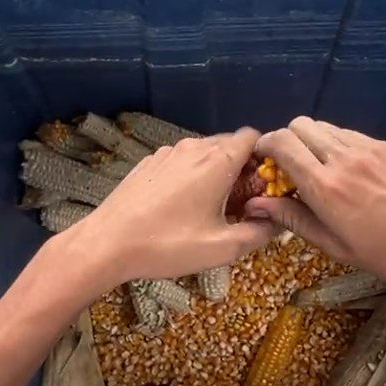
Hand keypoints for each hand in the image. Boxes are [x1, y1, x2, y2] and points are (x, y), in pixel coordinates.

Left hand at [63, 127, 275, 287]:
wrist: (107, 243)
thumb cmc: (169, 244)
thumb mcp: (223, 248)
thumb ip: (259, 232)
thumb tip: (278, 222)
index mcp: (218, 160)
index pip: (253, 137)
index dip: (265, 158)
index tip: (266, 186)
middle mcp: (193, 147)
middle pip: (230, 146)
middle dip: (243, 170)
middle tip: (242, 205)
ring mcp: (167, 153)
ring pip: (204, 154)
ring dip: (216, 174)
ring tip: (212, 210)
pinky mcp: (148, 164)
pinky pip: (181, 163)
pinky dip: (191, 177)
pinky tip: (181, 208)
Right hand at [245, 117, 385, 291]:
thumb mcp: (334, 246)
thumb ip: (293, 219)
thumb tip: (256, 205)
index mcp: (325, 187)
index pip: (282, 144)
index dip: (265, 146)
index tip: (262, 161)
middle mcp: (344, 158)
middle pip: (300, 125)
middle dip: (286, 141)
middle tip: (287, 167)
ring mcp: (368, 148)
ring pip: (325, 127)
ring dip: (311, 142)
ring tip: (318, 171)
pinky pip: (349, 135)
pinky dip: (336, 145)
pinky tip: (346, 172)